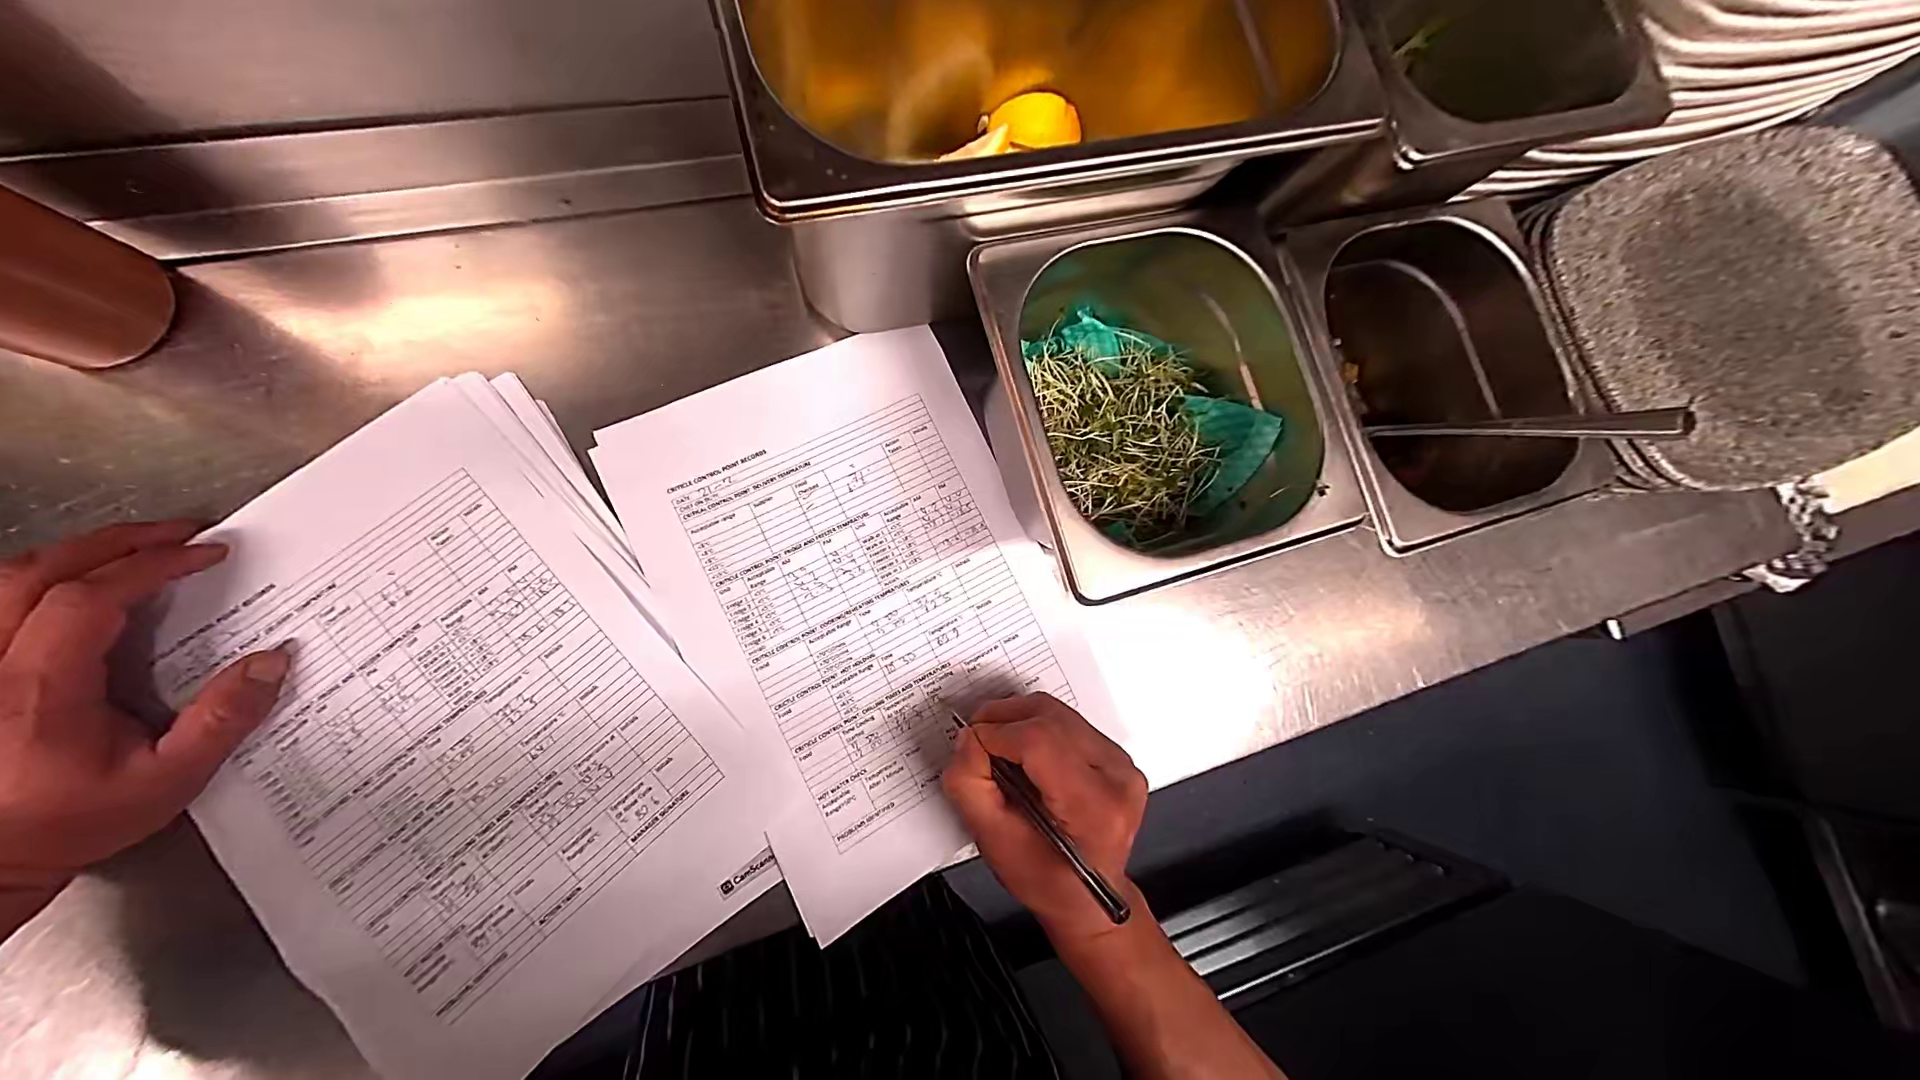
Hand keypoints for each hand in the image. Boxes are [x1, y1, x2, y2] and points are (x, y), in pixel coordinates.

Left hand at [0, 522, 289, 910]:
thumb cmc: (75, 819)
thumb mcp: (171, 777)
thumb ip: (225, 718)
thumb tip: (275, 661)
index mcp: (39, 690)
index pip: (88, 599)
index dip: (151, 565)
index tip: (205, 553)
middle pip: (33, 574)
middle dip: (113, 542)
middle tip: (177, 532)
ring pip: (1, 582)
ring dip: (74, 553)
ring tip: (136, 546)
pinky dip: (40, 577)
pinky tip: (82, 580)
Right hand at [942, 692, 1148, 945]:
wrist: (1086, 898)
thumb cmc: (1049, 881)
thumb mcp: (995, 842)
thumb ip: (970, 785)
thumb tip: (970, 740)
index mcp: (1094, 808)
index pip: (1039, 741)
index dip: (995, 735)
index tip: (973, 747)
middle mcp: (1117, 779)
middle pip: (1048, 717)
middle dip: (1002, 720)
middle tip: (978, 742)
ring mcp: (1120, 763)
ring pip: (1056, 711)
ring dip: (1018, 719)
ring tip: (997, 746)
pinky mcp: (1114, 754)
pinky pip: (1066, 720)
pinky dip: (1035, 726)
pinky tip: (1021, 751)